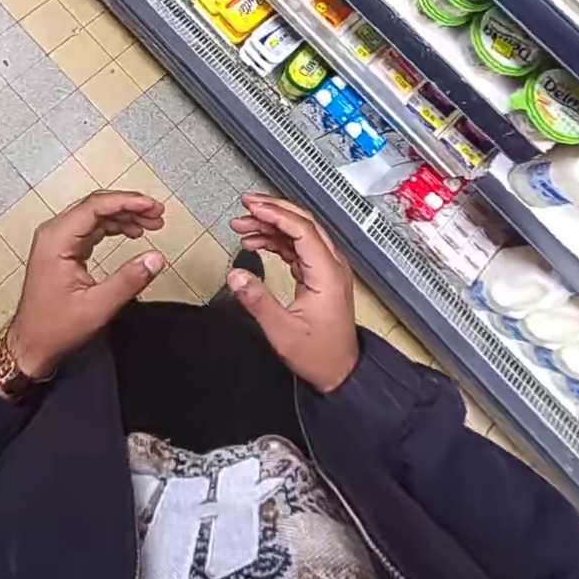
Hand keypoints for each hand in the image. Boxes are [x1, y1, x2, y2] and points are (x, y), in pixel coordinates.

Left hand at [5, 190, 165, 379]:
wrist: (31, 346)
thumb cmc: (55, 328)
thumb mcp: (98, 306)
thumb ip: (129, 280)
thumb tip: (156, 258)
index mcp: (56, 240)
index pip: (95, 206)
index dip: (127, 201)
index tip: (151, 206)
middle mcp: (54, 234)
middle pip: (97, 205)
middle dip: (130, 206)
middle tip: (157, 214)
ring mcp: (59, 240)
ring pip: (97, 214)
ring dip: (126, 215)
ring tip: (152, 224)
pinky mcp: (65, 248)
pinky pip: (94, 227)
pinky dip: (116, 226)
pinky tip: (133, 232)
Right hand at [226, 193, 357, 392]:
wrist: (341, 372)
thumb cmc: (321, 355)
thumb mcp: (283, 332)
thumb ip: (258, 301)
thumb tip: (236, 276)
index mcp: (327, 273)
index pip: (302, 229)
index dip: (275, 213)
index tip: (253, 207)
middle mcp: (331, 265)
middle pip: (303, 223)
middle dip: (272, 210)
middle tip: (246, 206)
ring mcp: (327, 269)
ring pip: (299, 233)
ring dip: (271, 226)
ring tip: (243, 226)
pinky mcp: (320, 275)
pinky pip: (298, 247)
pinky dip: (277, 241)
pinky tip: (257, 242)